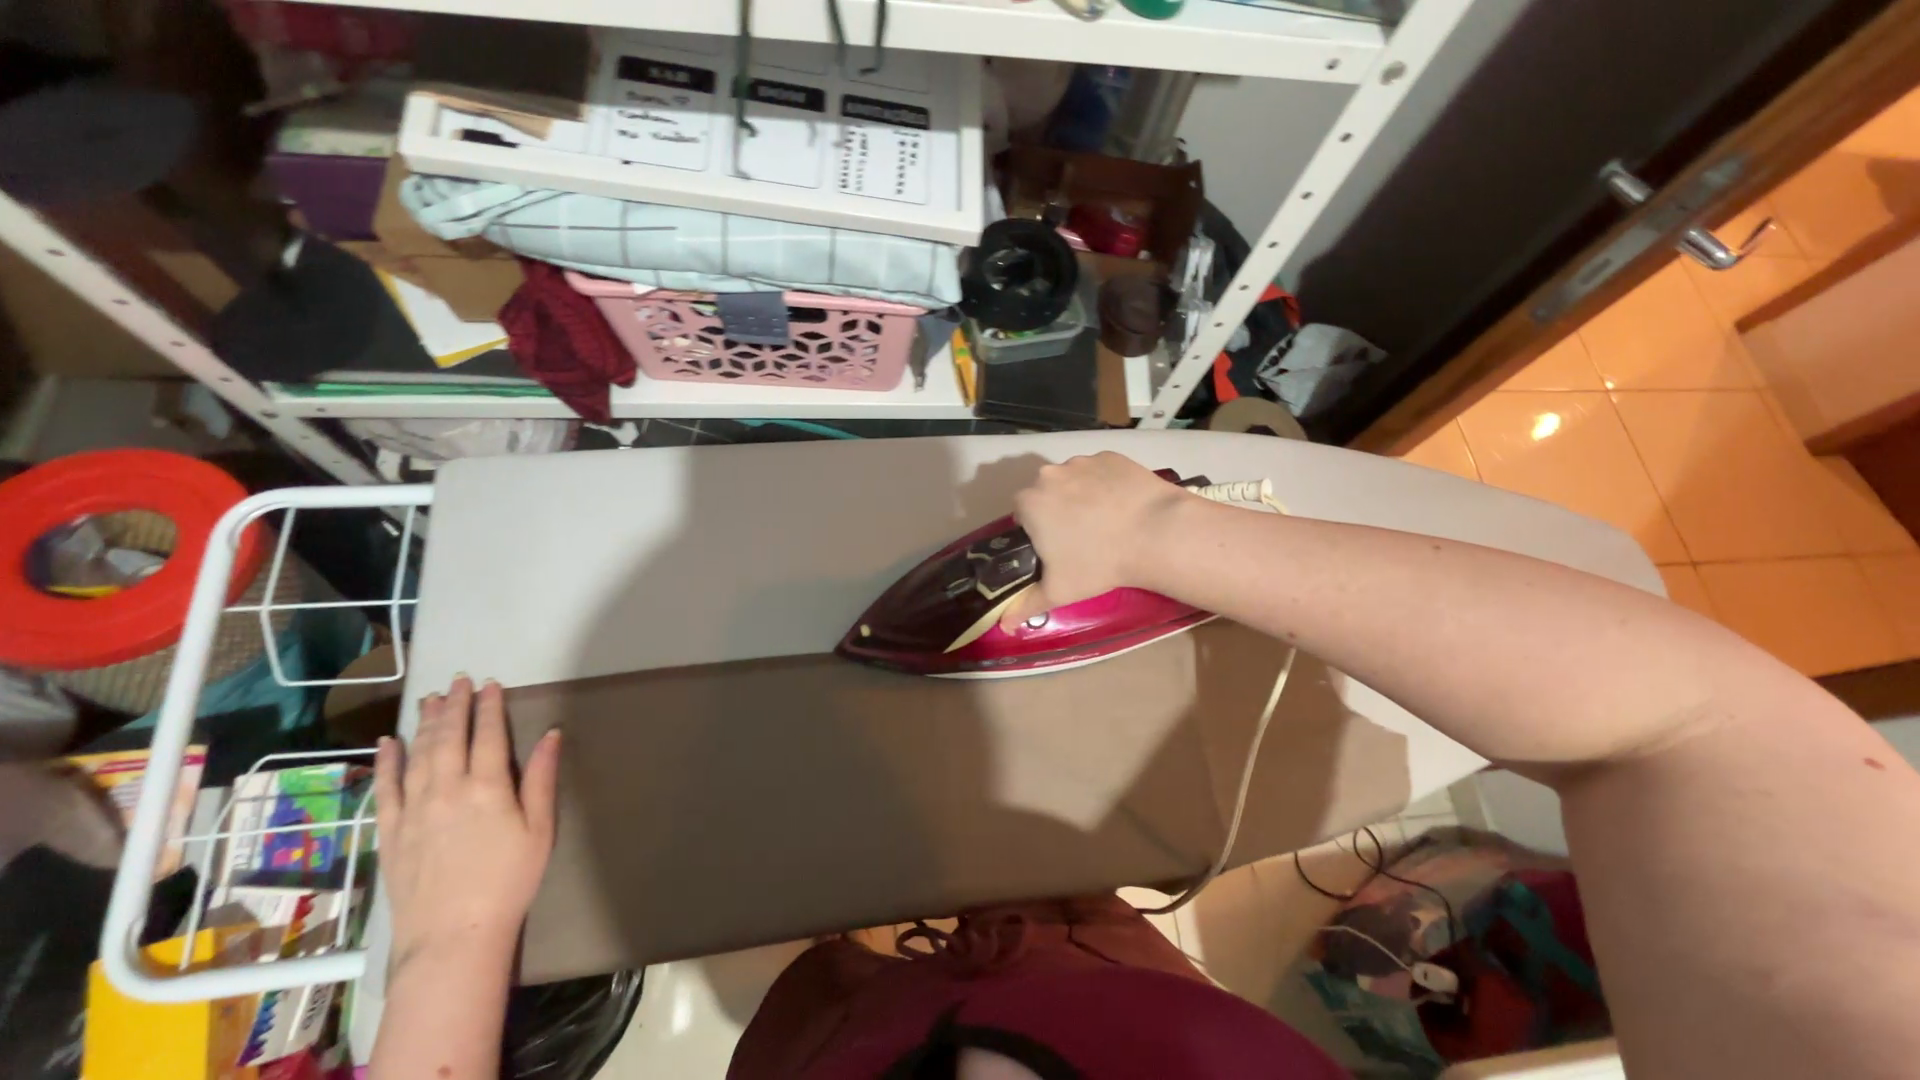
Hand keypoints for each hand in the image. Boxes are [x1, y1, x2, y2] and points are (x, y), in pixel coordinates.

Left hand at [373, 675, 560, 970]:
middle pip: (450, 737)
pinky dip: (387, 761)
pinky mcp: (391, 830)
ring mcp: (414, 808)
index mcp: (487, 787)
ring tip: (432, 699)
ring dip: (425, 723)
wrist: (454, 934)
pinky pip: (386, 787)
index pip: (488, 735)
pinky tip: (389, 741)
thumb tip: (550, 735)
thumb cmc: (509, 881)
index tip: (490, 684)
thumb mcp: (540, 830)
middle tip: (459, 681)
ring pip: (418, 754)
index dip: (489, 707)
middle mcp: (447, 788)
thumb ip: (541, 779)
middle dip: (456, 705)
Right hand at [998, 452, 1194, 629]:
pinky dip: (1106, 484)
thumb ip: (1026, 605)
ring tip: (1106, 521)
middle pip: (1045, 493)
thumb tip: (1005, 625)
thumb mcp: (1059, 591)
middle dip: (1057, 511)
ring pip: (1073, 480)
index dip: (1036, 532)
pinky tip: (1123, 505)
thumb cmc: (1100, 563)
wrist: (1157, 534)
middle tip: (1081, 538)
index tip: (1055, 549)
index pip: (1022, 515)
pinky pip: (1100, 471)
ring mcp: (1082, 461)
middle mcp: (1049, 474)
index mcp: (1029, 502)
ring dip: (1081, 496)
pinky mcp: (1112, 456)